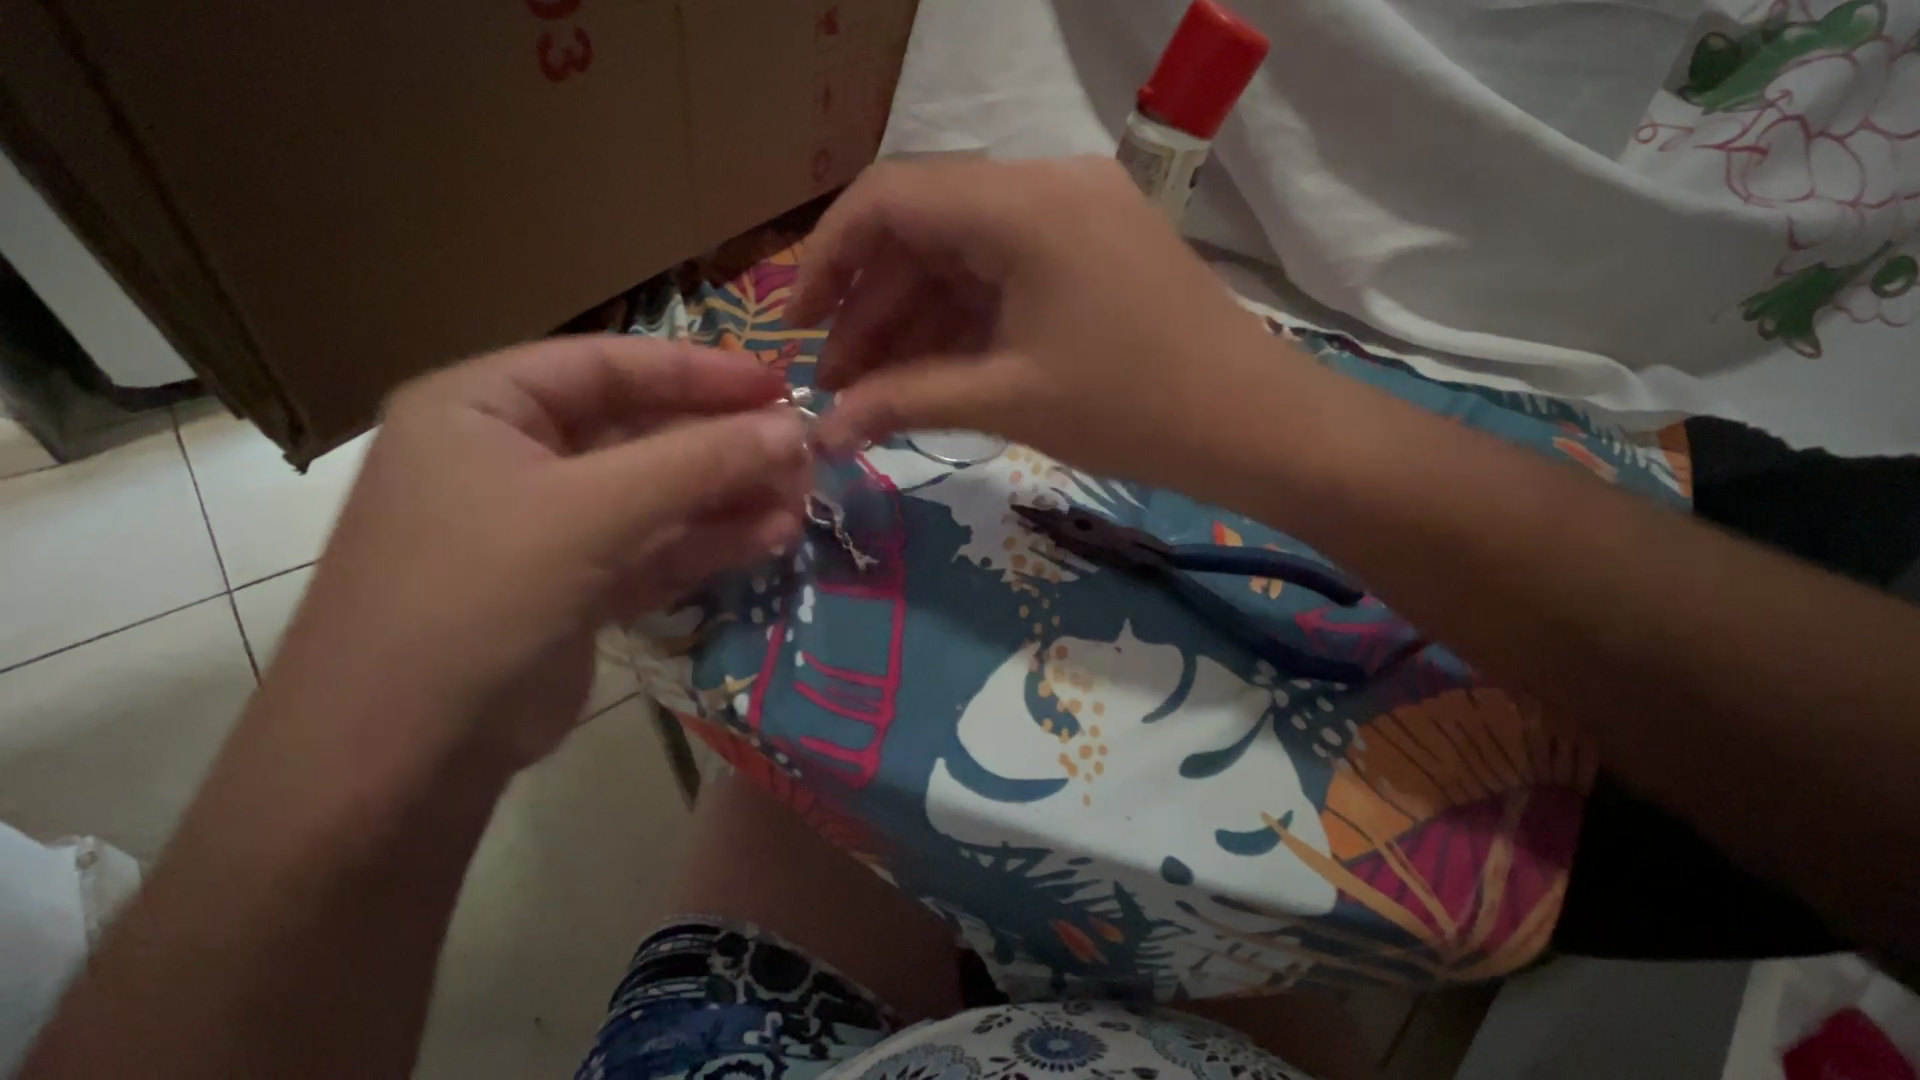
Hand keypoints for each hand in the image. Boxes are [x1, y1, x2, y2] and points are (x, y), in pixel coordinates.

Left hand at [265, 337, 808, 771]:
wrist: (403, 756)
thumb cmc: (475, 598)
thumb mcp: (590, 513)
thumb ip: (697, 463)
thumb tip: (795, 428)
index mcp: (482, 406)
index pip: (608, 364)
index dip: (700, 371)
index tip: (780, 385)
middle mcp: (510, 456)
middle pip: (638, 430)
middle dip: (722, 444)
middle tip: (803, 452)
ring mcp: (544, 527)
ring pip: (654, 495)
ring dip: (726, 497)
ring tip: (800, 501)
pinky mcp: (573, 587)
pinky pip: (652, 548)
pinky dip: (708, 543)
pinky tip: (770, 538)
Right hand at [790, 157, 1294, 486]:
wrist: (1257, 426)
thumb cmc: (1133, 409)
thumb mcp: (1006, 401)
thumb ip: (902, 403)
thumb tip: (821, 433)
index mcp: (1022, 203)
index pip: (889, 197)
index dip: (826, 260)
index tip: (794, 328)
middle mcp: (1044, 184)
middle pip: (923, 229)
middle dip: (870, 307)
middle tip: (836, 384)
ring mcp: (1073, 212)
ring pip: (961, 255)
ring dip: (913, 319)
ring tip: (873, 391)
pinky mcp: (1092, 247)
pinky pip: (1004, 272)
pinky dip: (962, 320)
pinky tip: (930, 373)